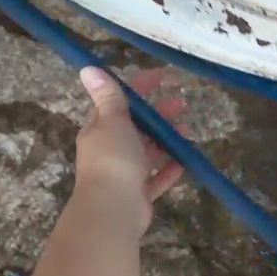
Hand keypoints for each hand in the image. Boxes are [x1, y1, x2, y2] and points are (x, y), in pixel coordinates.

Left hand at [74, 67, 186, 231]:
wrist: (113, 207)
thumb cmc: (113, 159)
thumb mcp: (113, 121)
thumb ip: (108, 97)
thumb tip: (88, 67)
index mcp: (100, 129)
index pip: (120, 100)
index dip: (141, 86)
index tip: (164, 77)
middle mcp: (110, 149)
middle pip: (137, 127)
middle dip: (159, 114)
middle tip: (181, 105)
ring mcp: (124, 173)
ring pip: (149, 151)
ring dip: (167, 140)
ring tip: (188, 133)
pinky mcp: (138, 193)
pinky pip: (157, 178)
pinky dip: (169, 169)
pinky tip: (184, 162)